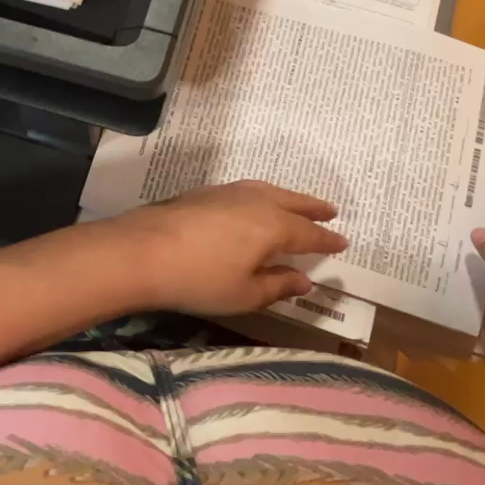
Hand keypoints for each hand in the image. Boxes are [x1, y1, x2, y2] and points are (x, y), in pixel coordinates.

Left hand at [108, 180, 348, 315]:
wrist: (141, 251)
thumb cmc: (199, 279)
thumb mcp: (244, 294)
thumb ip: (278, 285)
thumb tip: (305, 279)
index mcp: (272, 226)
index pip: (308, 233)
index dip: (326, 240)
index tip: (343, 242)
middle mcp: (254, 201)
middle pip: (290, 202)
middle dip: (311, 208)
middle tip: (330, 210)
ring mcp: (225, 193)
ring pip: (266, 190)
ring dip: (286, 197)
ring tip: (296, 204)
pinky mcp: (202, 193)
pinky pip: (245, 190)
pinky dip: (261, 195)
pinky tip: (253, 205)